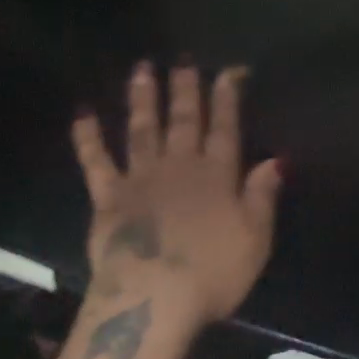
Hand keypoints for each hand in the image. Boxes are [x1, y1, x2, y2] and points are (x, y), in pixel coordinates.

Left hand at [71, 61, 283, 325]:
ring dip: (143, 100)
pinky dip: (88, 137)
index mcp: (218, 178)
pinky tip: (84, 114)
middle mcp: (178, 168)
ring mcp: (140, 180)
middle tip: (183, 62)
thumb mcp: (255, 241)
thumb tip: (274, 160)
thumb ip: (262, 198)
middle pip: (183, 122)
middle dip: (185, 91)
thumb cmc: (214, 275)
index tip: (227, 74)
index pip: (225, 131)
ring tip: (142, 71)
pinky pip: (96, 161)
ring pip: (142, 130)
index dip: (227, 101)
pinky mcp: (108, 198)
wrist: (156, 295)